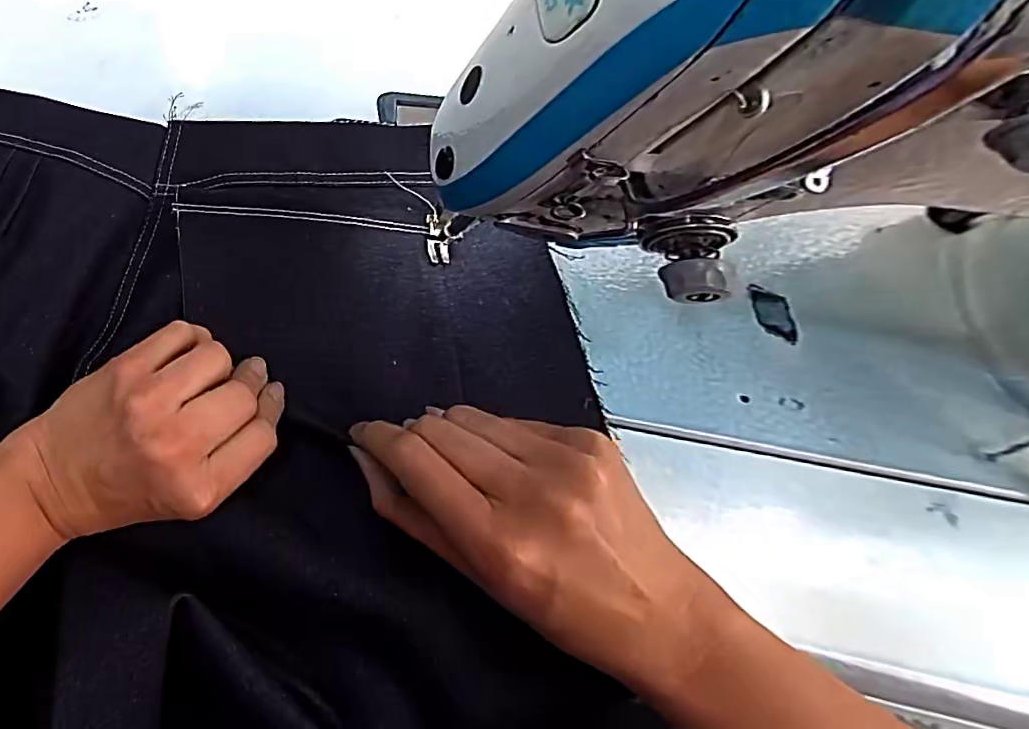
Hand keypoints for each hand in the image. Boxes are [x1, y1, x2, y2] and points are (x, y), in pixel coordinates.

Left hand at [7, 321, 285, 540]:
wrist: (53, 480)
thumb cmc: (125, 493)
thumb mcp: (188, 498)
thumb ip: (232, 455)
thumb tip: (267, 393)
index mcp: (198, 490)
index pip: (261, 435)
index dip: (271, 408)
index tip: (269, 393)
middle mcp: (176, 445)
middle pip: (243, 395)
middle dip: (250, 381)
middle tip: (244, 376)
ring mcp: (149, 402)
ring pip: (217, 355)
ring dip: (218, 360)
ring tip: (203, 372)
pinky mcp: (127, 369)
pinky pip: (184, 332)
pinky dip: (192, 338)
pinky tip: (183, 354)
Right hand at [348, 406, 735, 693]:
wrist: (665, 613)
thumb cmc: (564, 612)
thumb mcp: (480, 581)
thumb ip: (413, 517)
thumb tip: (367, 460)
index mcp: (501, 541)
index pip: (415, 460)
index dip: (379, 437)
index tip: (363, 432)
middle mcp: (533, 489)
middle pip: (438, 427)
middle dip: (412, 434)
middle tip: (412, 454)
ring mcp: (567, 456)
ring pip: (471, 415)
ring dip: (451, 432)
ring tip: (463, 461)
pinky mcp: (588, 436)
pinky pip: (512, 419)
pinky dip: (495, 435)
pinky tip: (510, 463)